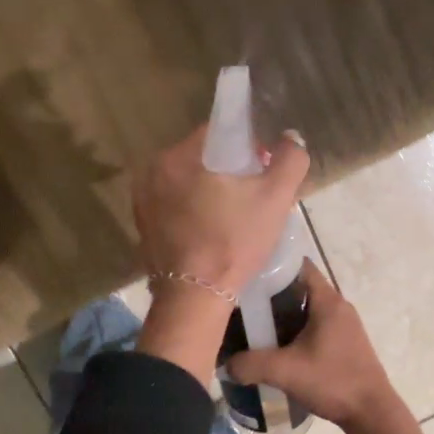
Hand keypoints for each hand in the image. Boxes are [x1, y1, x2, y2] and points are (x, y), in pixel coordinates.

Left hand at [132, 123, 308, 383]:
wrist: (194, 298)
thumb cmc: (234, 242)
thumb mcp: (275, 198)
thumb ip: (289, 160)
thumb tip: (290, 139)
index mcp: (177, 156)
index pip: (217, 134)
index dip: (246, 148)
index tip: (262, 172)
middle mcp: (151, 173)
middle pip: (200, 160)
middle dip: (226, 173)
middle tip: (251, 199)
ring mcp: (142, 203)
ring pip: (186, 186)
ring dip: (208, 194)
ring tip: (233, 219)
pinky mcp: (143, 230)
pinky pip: (174, 210)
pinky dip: (192, 215)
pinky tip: (212, 235)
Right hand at [225, 260, 405, 431]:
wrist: (370, 413)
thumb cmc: (332, 382)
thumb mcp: (284, 371)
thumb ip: (249, 364)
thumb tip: (226, 364)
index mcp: (327, 301)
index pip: (298, 266)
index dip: (272, 266)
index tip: (246, 276)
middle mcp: (338, 307)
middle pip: (298, 289)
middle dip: (270, 296)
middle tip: (242, 306)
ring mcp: (343, 326)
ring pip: (305, 311)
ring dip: (281, 318)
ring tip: (253, 329)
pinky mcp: (344, 344)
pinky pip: (313, 327)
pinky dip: (294, 333)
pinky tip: (276, 350)